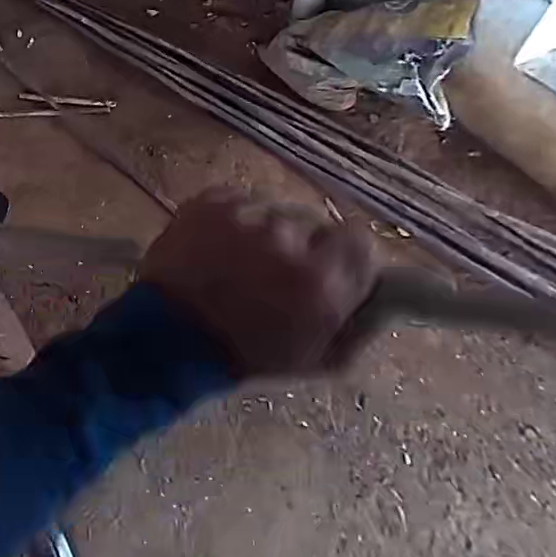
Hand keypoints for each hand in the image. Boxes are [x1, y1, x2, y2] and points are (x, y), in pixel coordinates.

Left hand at [137, 190, 376, 376]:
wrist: (169, 334)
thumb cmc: (246, 353)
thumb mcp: (320, 357)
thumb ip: (360, 322)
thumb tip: (386, 292)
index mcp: (322, 281)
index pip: (359, 240)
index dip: (342, 254)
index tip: (326, 267)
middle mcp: (287, 240)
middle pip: (312, 224)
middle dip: (301, 244)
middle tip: (275, 269)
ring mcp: (245, 216)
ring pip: (272, 210)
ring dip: (263, 230)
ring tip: (238, 257)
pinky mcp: (209, 202)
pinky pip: (237, 199)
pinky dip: (232, 216)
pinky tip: (218, 241)